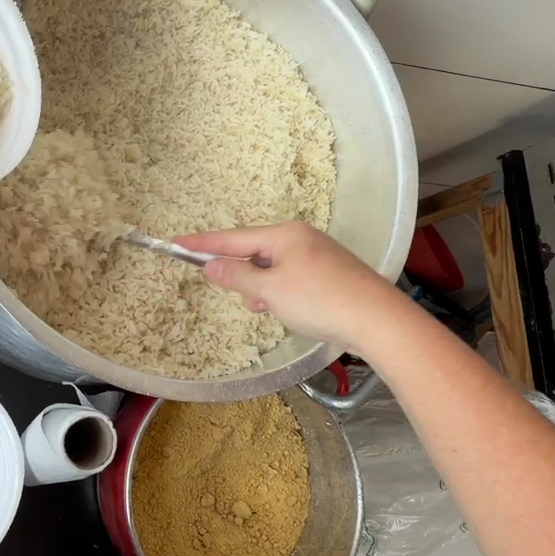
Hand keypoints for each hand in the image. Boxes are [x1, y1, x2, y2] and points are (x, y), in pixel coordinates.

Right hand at [178, 222, 401, 353]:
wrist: (378, 320)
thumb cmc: (318, 300)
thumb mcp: (270, 290)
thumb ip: (237, 276)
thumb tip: (210, 265)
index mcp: (284, 234)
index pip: (233, 238)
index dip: (203, 243)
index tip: (176, 242)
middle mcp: (301, 237)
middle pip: (255, 252)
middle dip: (242, 274)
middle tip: (241, 297)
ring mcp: (318, 255)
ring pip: (274, 268)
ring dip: (262, 288)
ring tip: (266, 309)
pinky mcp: (331, 273)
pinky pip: (292, 277)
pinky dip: (280, 292)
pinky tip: (285, 310)